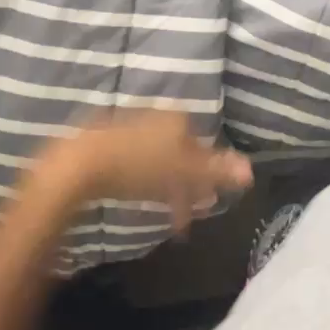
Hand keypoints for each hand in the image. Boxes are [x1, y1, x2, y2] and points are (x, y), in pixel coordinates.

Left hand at [43, 110, 252, 232]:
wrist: (78, 166)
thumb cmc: (138, 166)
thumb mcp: (184, 172)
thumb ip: (218, 171)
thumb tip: (252, 171)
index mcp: (177, 118)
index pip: (204, 143)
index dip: (208, 173)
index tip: (206, 200)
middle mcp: (156, 116)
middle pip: (181, 151)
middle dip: (186, 182)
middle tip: (185, 214)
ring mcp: (128, 125)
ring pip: (157, 157)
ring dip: (165, 184)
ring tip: (161, 211)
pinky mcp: (104, 141)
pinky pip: (134, 160)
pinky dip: (141, 179)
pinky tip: (134, 195)